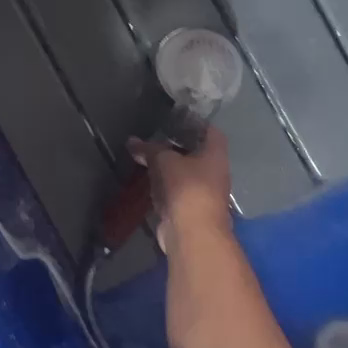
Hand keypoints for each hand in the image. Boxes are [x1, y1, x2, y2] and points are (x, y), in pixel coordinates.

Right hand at [128, 128, 232, 248]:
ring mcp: (202, 192)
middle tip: (154, 135)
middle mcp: (214, 172)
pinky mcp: (189, 208)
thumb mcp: (164, 160)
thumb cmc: (186, 187)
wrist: (191, 231)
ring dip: (167, 166)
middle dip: (176, 145)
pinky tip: (146, 179)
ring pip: (184, 172)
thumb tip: (132, 141)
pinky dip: (162, 184)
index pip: (211, 132)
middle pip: (196, 153)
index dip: (195, 122)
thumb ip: (149, 148)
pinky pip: (174, 190)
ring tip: (145, 155)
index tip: (176, 117)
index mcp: (215, 156)